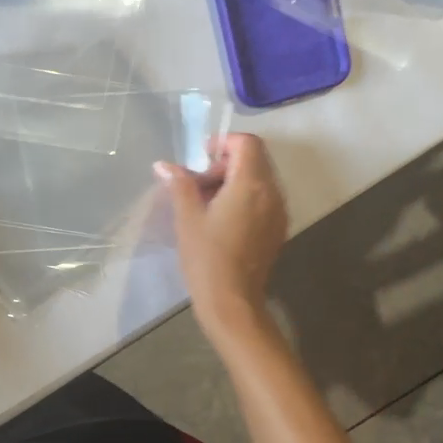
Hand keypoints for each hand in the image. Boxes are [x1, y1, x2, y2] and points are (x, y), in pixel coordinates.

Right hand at [154, 133, 288, 338]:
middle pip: (255, 160)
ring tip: (206, 204)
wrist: (232, 300)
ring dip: (234, 181)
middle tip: (197, 185)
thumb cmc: (206, 257)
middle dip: (225, 164)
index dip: (223, 143)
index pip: (247, 144)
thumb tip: (164, 165)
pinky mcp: (277, 228)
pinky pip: (263, 199)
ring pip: (260, 179)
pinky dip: (243, 198)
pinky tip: (221, 219)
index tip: (200, 159)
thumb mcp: (187, 218)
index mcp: (251, 185)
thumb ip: (179, 185)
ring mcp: (278, 211)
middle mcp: (272, 193)